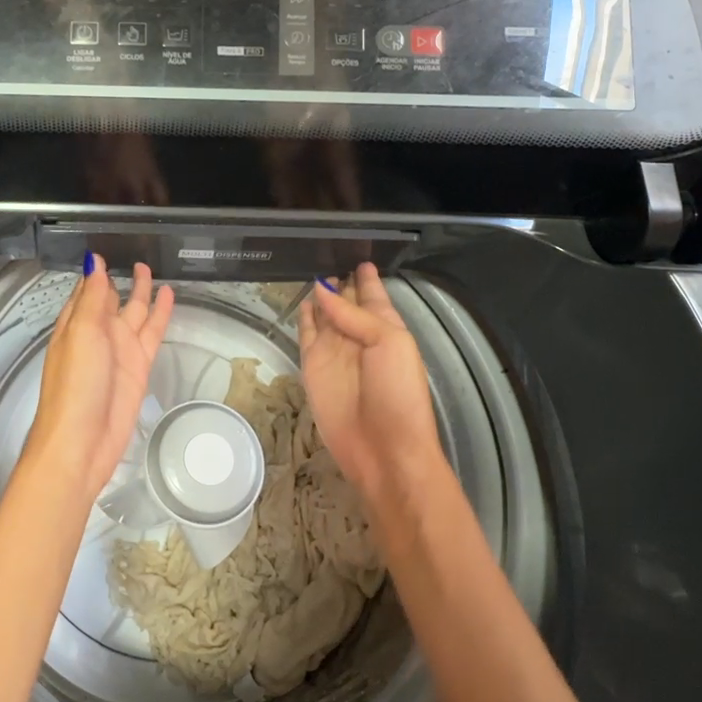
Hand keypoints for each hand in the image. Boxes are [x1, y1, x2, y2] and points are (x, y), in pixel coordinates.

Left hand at [22, 256, 175, 496]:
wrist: (82, 443)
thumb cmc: (74, 387)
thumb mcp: (81, 333)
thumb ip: (91, 297)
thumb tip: (93, 262)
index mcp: (75, 323)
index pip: (86, 290)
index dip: (95, 271)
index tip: (105, 248)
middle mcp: (97, 334)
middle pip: (110, 299)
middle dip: (119, 279)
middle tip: (133, 253)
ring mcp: (119, 351)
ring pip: (134, 313)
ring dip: (142, 292)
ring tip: (150, 268)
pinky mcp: (138, 368)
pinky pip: (152, 334)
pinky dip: (160, 314)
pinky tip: (168, 297)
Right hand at [299, 263, 443, 509]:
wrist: (383, 449)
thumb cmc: (398, 394)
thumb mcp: (389, 344)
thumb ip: (355, 316)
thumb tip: (322, 290)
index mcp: (387, 329)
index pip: (374, 295)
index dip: (367, 276)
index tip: (359, 253)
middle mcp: (359, 336)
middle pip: (347, 301)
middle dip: (342, 281)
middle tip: (328, 252)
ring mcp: (335, 351)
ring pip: (325, 313)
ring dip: (322, 294)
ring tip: (313, 269)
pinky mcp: (312, 366)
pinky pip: (306, 334)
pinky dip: (305, 316)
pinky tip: (304, 301)